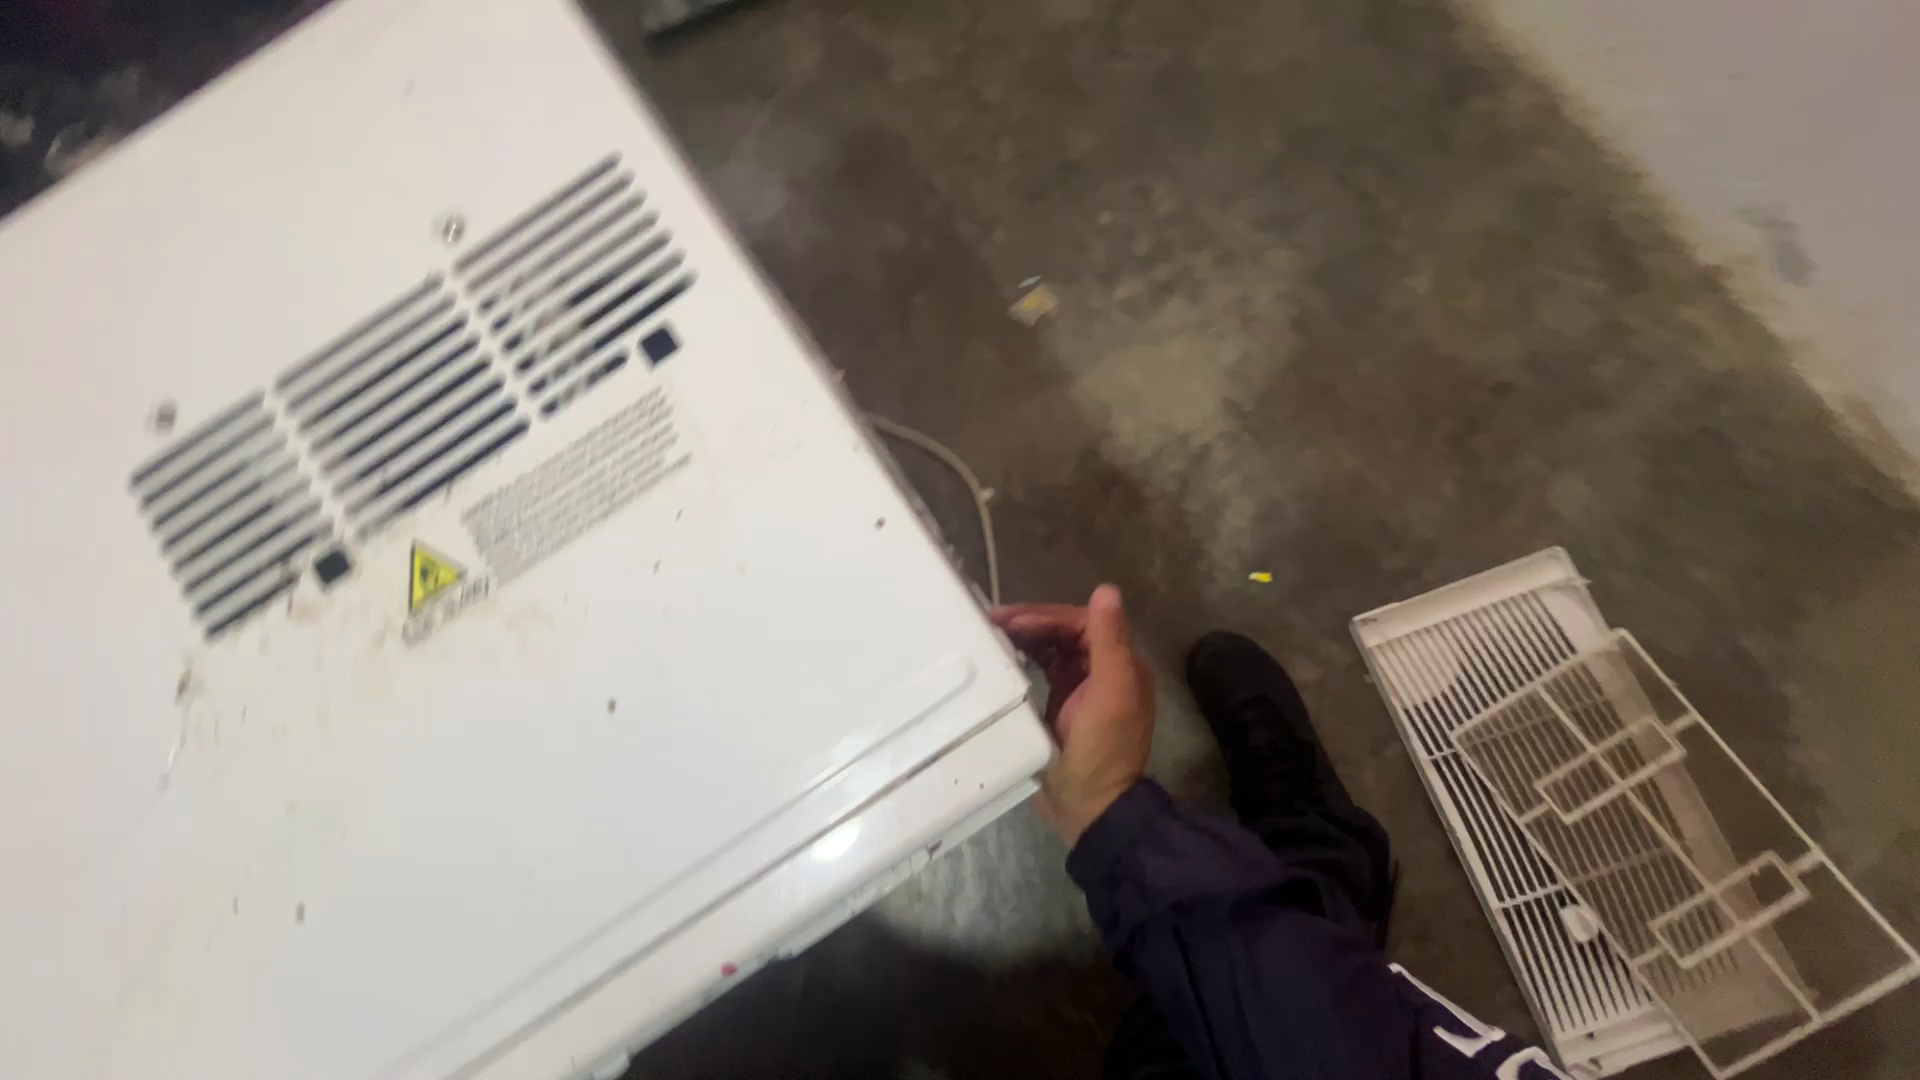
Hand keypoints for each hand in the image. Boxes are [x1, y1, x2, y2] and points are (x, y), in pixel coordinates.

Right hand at [991, 585, 1154, 845]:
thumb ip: (1108, 640)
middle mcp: (1103, 670)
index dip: (1046, 616)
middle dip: (1031, 623)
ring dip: (1025, 639)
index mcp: (1120, 663)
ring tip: (991, 635)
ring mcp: (1082, 689)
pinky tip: (1003, 658)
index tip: (1010, 620)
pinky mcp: (1062, 705)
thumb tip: (1106, 589)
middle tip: (991, 622)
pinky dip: (1024, 660)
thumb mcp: (1110, 693)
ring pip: (1052, 649)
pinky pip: (1042, 670)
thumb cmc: (1102, 751)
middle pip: (1065, 632)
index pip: (1082, 622)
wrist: (1091, 809)